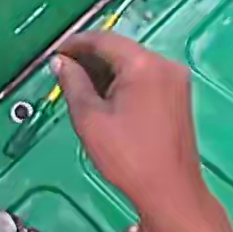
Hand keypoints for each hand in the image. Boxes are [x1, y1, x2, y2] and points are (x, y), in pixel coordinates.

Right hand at [52, 32, 217, 226]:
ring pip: (131, 62)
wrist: (170, 191)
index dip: (74, 44)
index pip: (103, 40)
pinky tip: (102, 96)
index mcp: (144, 65)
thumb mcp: (89, 118)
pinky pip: (143, 76)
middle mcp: (164, 64)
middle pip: (119, 49)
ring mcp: (175, 79)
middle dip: (89, 57)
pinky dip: (121, 80)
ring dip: (104, 70)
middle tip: (62, 71)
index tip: (54, 54)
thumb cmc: (127, 155)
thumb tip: (60, 62)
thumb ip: (72, 82)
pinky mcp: (178, 95)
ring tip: (77, 85)